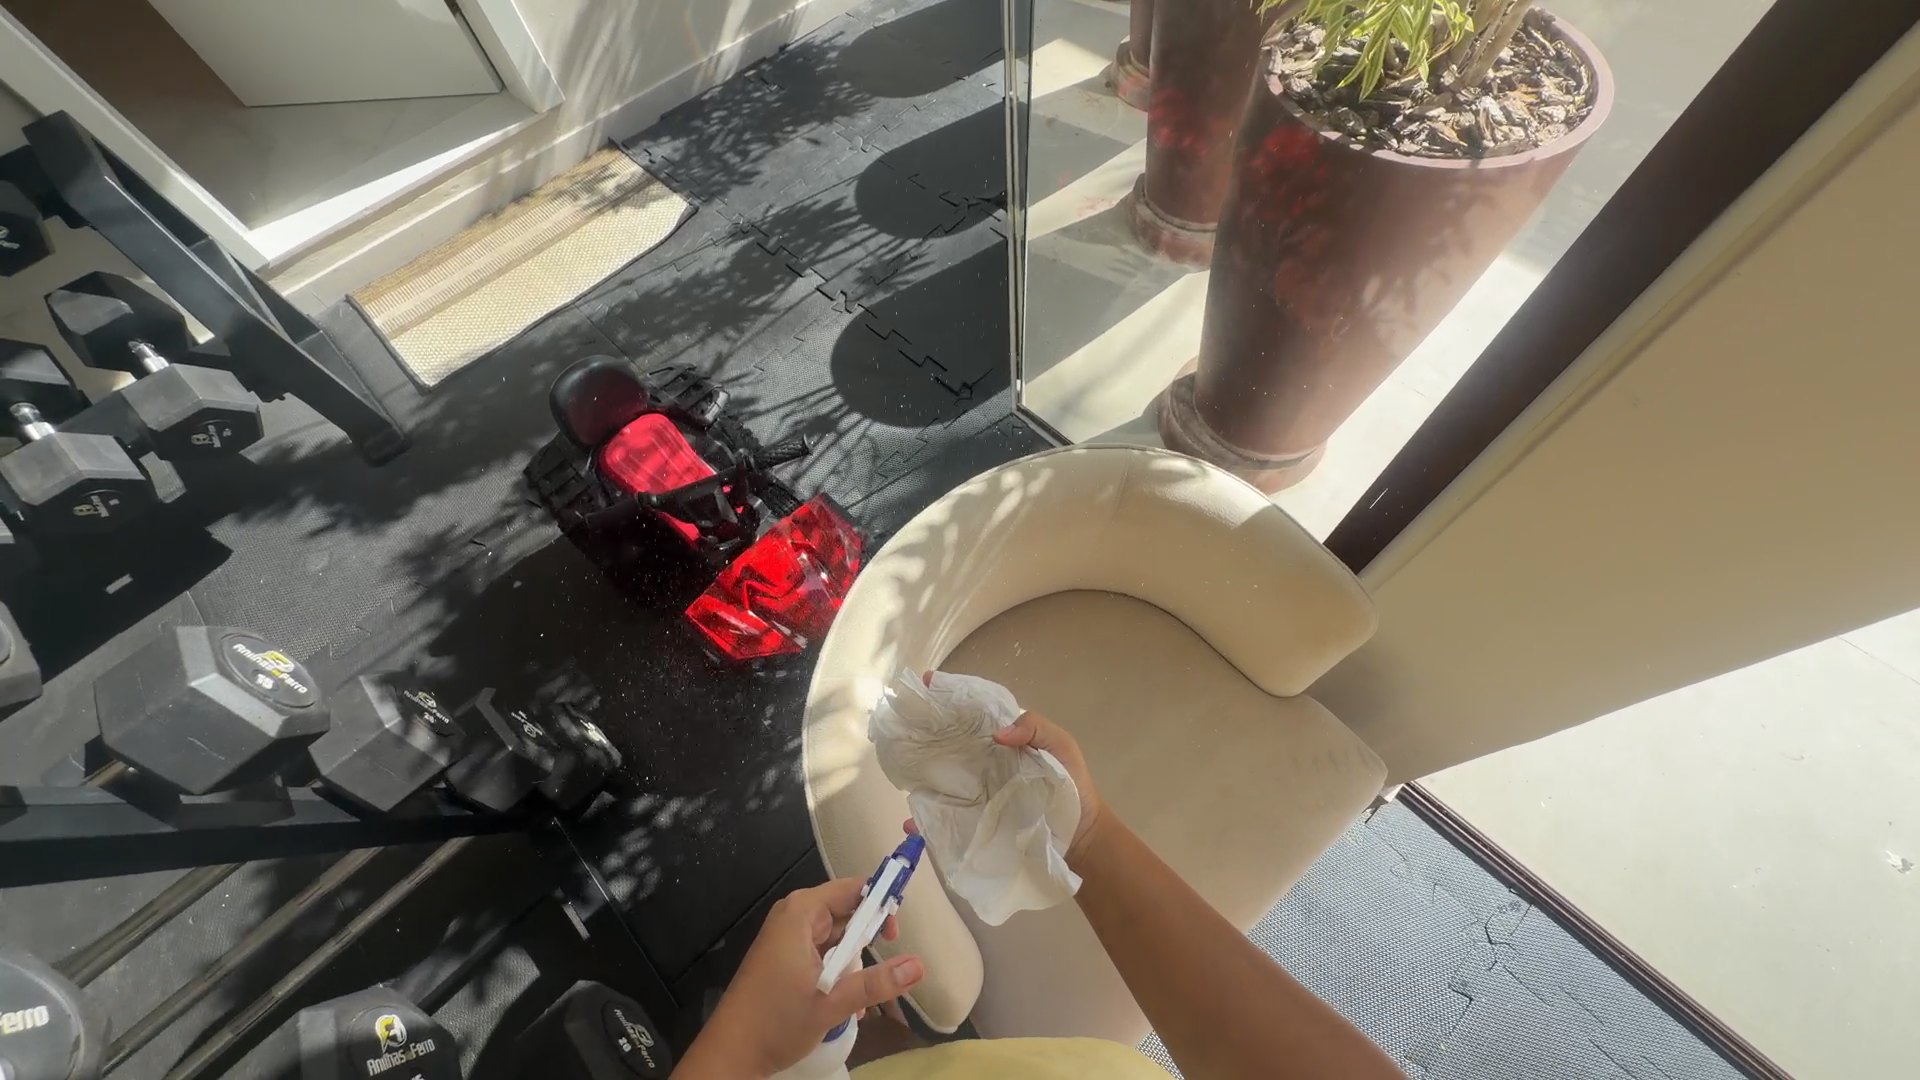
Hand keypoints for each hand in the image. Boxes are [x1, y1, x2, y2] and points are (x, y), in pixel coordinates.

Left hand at [678, 879, 924, 1077]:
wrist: (729, 1056)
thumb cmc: (776, 1021)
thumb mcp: (831, 1002)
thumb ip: (877, 982)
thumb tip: (919, 965)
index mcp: (802, 911)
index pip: (853, 889)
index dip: (879, 905)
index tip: (896, 935)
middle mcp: (795, 915)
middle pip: (846, 913)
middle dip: (865, 944)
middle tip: (879, 974)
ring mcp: (788, 936)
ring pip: (837, 937)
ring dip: (852, 965)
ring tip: (858, 999)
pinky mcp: (784, 956)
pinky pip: (822, 952)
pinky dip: (836, 973)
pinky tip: (843, 1003)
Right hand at [914, 672, 1108, 864]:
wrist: (1081, 836)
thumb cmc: (1073, 786)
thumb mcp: (1061, 746)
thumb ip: (1035, 728)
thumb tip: (997, 734)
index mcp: (1003, 741)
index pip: (972, 714)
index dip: (950, 697)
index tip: (926, 683)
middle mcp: (984, 764)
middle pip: (949, 743)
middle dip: (923, 730)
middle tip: (901, 721)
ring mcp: (977, 793)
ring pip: (940, 779)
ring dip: (917, 773)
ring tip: (900, 768)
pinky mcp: (976, 822)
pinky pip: (945, 820)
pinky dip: (924, 823)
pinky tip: (911, 824)